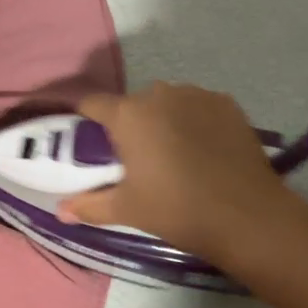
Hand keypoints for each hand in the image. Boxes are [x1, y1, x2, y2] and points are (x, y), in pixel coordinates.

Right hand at [56, 82, 307, 264]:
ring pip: (169, 102)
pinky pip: (199, 107)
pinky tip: (206, 150)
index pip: (93, 103)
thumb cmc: (177, 210)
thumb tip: (61, 211)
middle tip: (139, 160)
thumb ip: (90, 205)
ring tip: (177, 155)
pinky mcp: (226, 102)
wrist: (246, 214)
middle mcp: (159, 93)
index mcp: (128, 115)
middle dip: (132, 125)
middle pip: (134, 104)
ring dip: (166, 120)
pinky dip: (197, 122)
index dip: (87, 119)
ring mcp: (196, 94)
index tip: (89, 140)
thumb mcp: (128, 210)